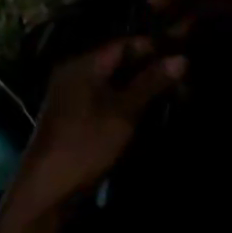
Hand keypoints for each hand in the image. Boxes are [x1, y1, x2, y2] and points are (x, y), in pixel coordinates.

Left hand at [10, 37, 184, 212]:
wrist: (47, 189)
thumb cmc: (85, 144)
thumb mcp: (123, 112)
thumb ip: (151, 82)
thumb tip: (181, 58)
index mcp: (82, 65)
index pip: (125, 44)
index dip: (155, 47)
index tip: (184, 56)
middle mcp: (76, 73)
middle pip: (120, 62)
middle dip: (151, 69)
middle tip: (183, 80)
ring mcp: (74, 96)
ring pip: (116, 82)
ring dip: (143, 87)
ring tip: (174, 95)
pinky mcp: (77, 117)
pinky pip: (108, 98)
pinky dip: (129, 101)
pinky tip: (150, 111)